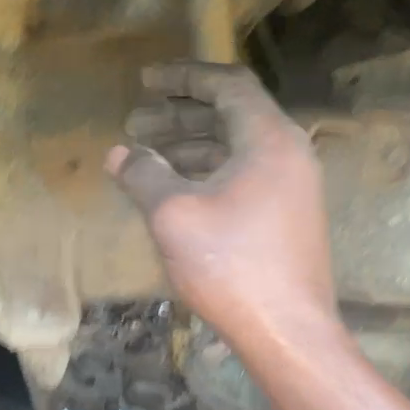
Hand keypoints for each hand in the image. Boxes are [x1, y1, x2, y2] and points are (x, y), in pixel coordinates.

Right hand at [106, 62, 338, 345]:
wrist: (287, 331)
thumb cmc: (230, 264)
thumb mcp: (173, 214)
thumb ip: (143, 174)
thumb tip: (118, 153)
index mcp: (269, 139)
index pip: (228, 85)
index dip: (183, 78)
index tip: (145, 82)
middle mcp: (288, 154)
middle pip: (231, 114)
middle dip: (178, 114)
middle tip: (134, 122)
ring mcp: (291, 187)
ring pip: (234, 147)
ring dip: (189, 145)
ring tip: (144, 156)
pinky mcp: (286, 216)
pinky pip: (242, 174)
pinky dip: (205, 171)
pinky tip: (173, 190)